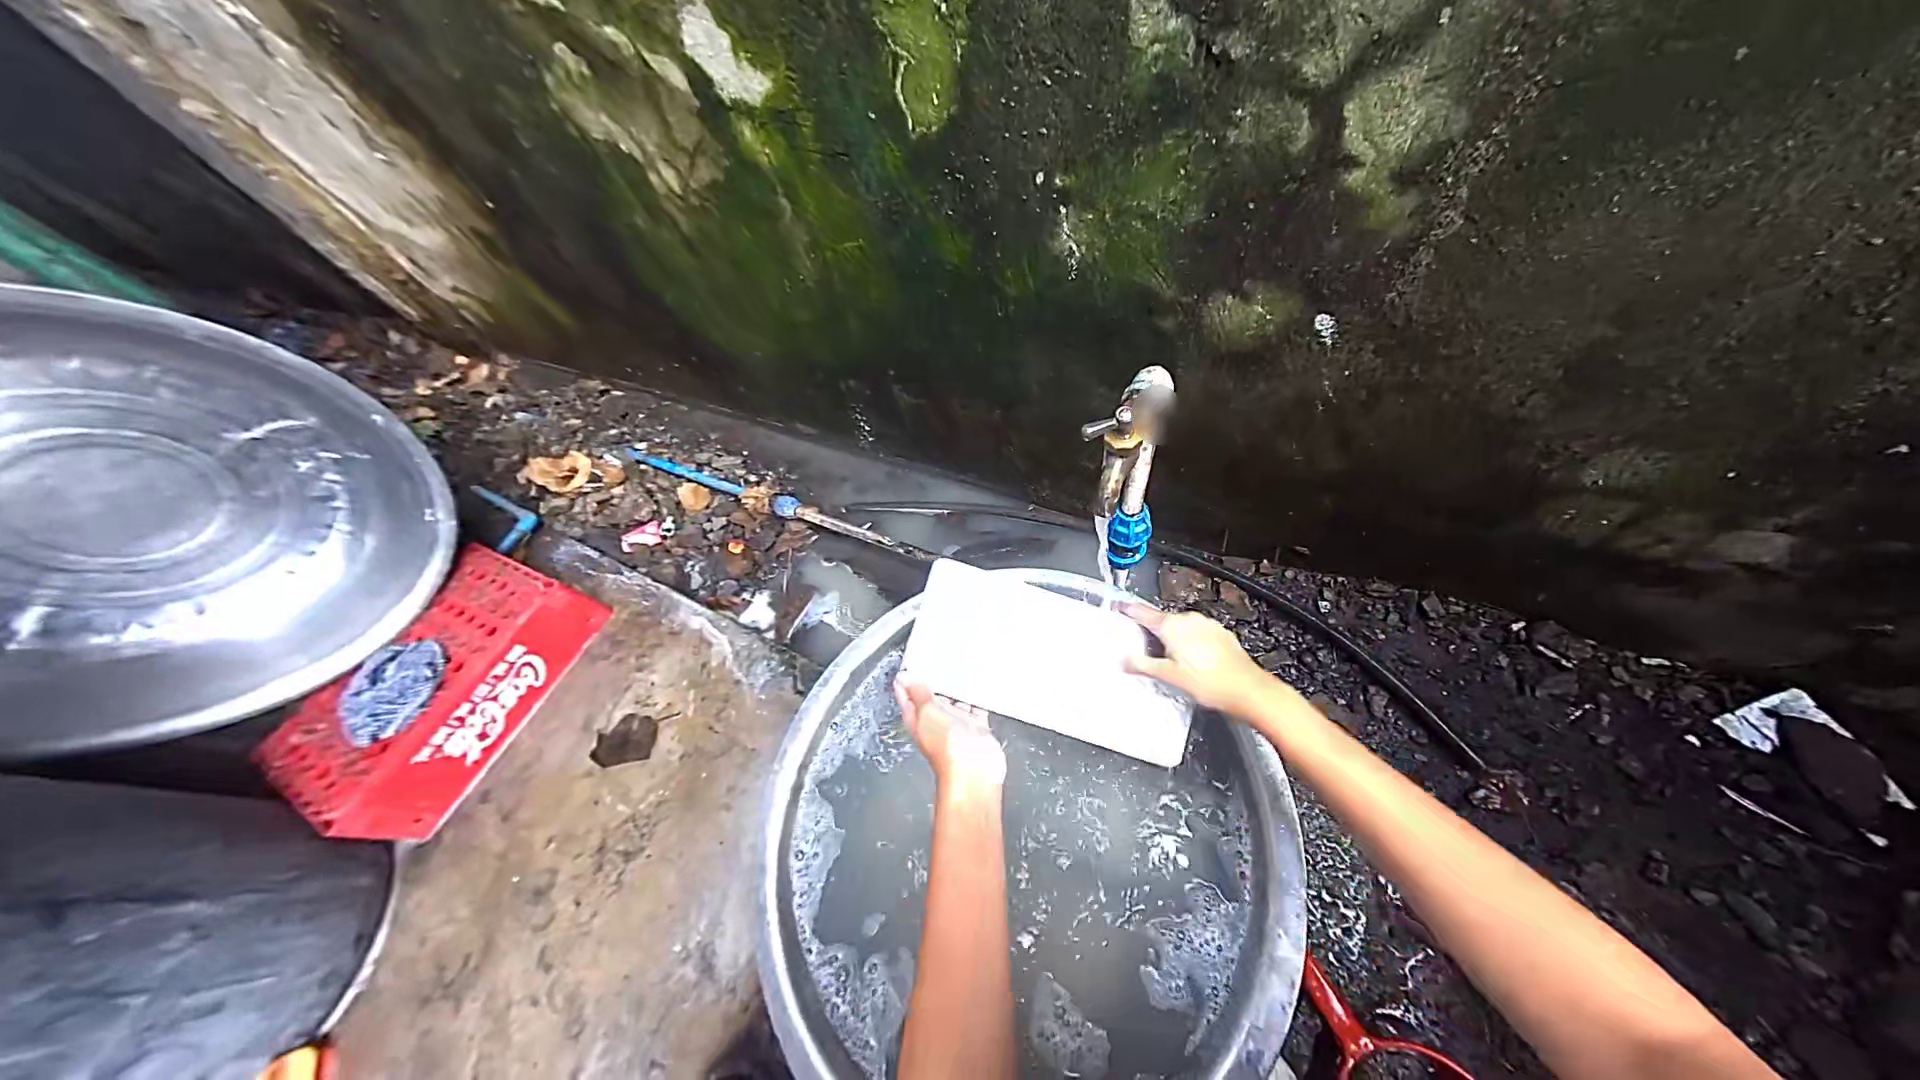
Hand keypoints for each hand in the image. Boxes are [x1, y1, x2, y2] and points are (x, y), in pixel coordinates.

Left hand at [895, 676, 1006, 794]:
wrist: (974, 771)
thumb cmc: (947, 748)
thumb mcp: (928, 713)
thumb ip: (919, 694)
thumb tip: (905, 678)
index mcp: (918, 719)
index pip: (907, 696)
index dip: (906, 681)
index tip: (908, 665)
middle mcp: (936, 722)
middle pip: (932, 697)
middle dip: (934, 680)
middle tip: (937, 659)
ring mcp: (956, 725)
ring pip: (955, 701)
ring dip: (957, 687)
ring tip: (960, 665)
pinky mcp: (976, 728)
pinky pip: (976, 708)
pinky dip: (978, 697)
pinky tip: (980, 685)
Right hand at [1121, 603, 1268, 714]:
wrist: (1248, 690)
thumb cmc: (1212, 683)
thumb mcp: (1169, 676)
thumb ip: (1142, 665)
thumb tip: (1125, 661)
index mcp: (1173, 626)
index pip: (1143, 612)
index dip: (1129, 610)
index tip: (1120, 607)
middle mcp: (1190, 620)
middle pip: (1163, 621)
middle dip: (1154, 632)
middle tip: (1147, 650)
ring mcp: (1207, 625)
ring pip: (1182, 628)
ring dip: (1175, 639)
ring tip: (1175, 663)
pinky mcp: (1221, 634)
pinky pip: (1199, 634)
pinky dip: (1192, 643)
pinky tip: (1195, 663)